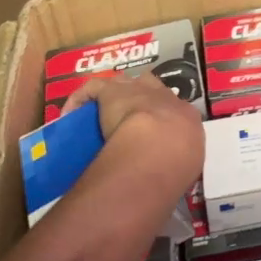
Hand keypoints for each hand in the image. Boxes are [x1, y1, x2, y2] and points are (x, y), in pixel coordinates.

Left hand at [61, 74, 202, 178]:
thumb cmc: (180, 161)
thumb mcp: (190, 164)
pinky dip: (81, 98)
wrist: (162, 145)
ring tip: (103, 114)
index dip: (163, 119)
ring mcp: (138, 90)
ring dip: (116, 94)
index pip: (175, 110)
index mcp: (186, 116)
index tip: (154, 134)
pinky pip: (93, 87)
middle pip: (152, 88)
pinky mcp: (111, 91)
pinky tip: (70, 113)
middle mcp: (164, 97)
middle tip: (130, 117)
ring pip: (125, 83)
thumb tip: (169, 177)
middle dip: (142, 98)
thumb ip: (181, 164)